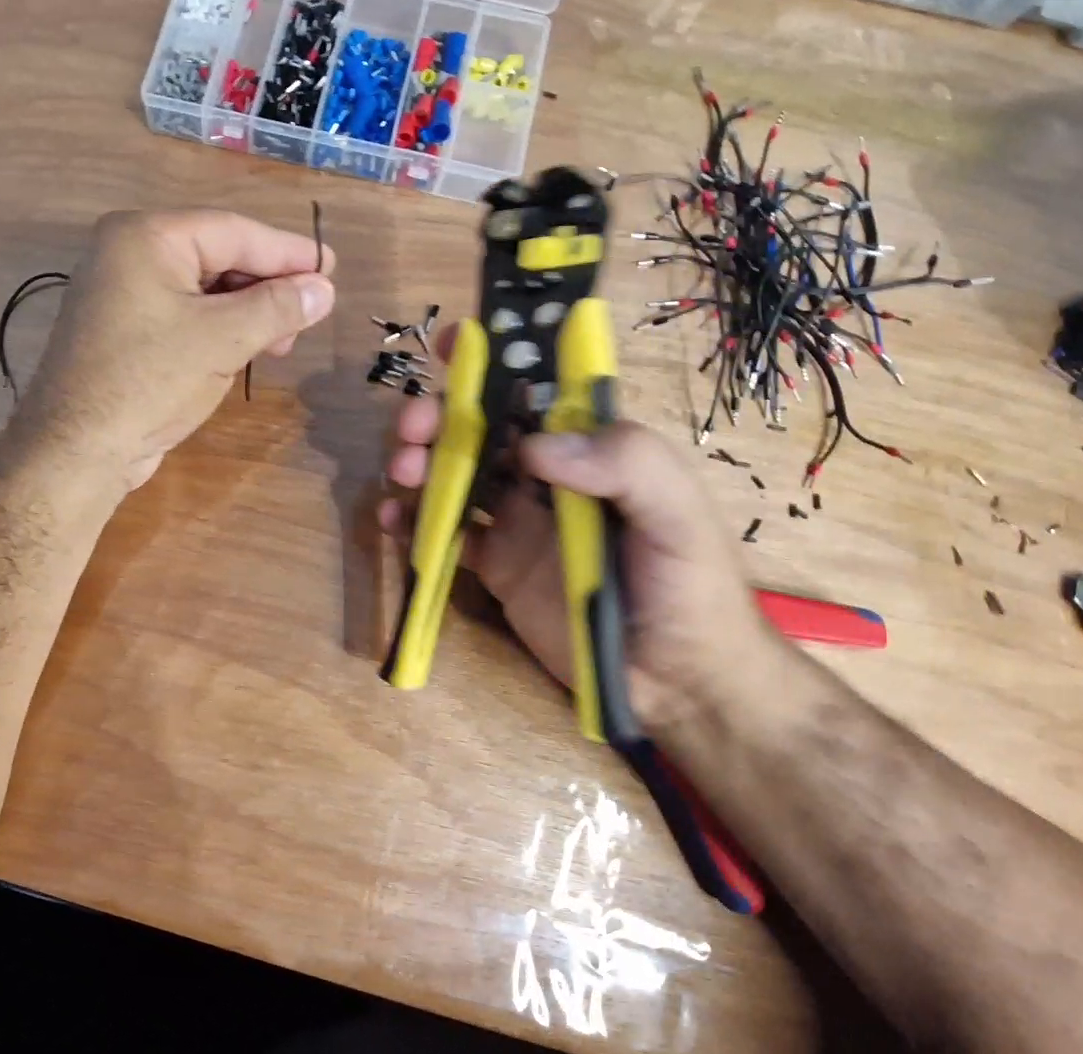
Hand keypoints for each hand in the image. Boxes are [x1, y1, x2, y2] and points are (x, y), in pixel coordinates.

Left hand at [14, 209, 335, 489]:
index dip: (287, 253)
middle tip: (310, 314)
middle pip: (217, 256)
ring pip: (203, 290)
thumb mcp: (221, 339)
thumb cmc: (148, 382)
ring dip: (247, 313)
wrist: (77, 449)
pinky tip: (246, 350)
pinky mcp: (124, 331)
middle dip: (267, 287)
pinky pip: (183, 316)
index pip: (233, 231)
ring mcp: (122, 294)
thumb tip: (324, 288)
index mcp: (145, 236)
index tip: (331, 269)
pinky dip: (218, 330)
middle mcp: (128, 253)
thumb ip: (277, 308)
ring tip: (282, 343)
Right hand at [379, 337, 783, 729]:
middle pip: (477, 427)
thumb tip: (535, 446)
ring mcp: (513, 520)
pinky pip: (441, 533)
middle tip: (413, 430)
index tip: (451, 343)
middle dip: (436, 415)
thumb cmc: (690, 588)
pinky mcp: (491, 565)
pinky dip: (410, 520)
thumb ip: (627, 463)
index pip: (537, 387)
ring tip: (400, 475)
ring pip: (450, 473)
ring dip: (416, 462)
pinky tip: (392, 520)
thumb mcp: (680, 515)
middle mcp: (545, 475)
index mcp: (589, 447)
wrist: (675, 680)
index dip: (494, 359)